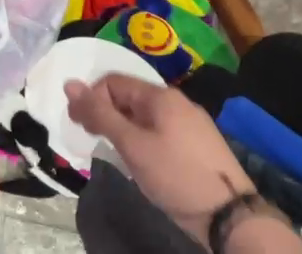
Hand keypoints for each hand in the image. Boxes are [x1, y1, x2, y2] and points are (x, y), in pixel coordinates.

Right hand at [65, 75, 252, 242]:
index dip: (91, 99)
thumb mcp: (131, 144)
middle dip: (106, 114)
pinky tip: (144, 161)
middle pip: (128, 97)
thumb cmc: (176, 175)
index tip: (81, 126)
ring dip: (124, 129)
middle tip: (95, 139)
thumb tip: (68, 83)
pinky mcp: (200, 145)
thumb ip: (99, 113)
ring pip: (144, 116)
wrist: (233, 219)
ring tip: (118, 153)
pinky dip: (144, 139)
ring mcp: (192, 124)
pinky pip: (161, 131)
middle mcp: (177, 102)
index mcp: (160, 96)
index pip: (111, 82)